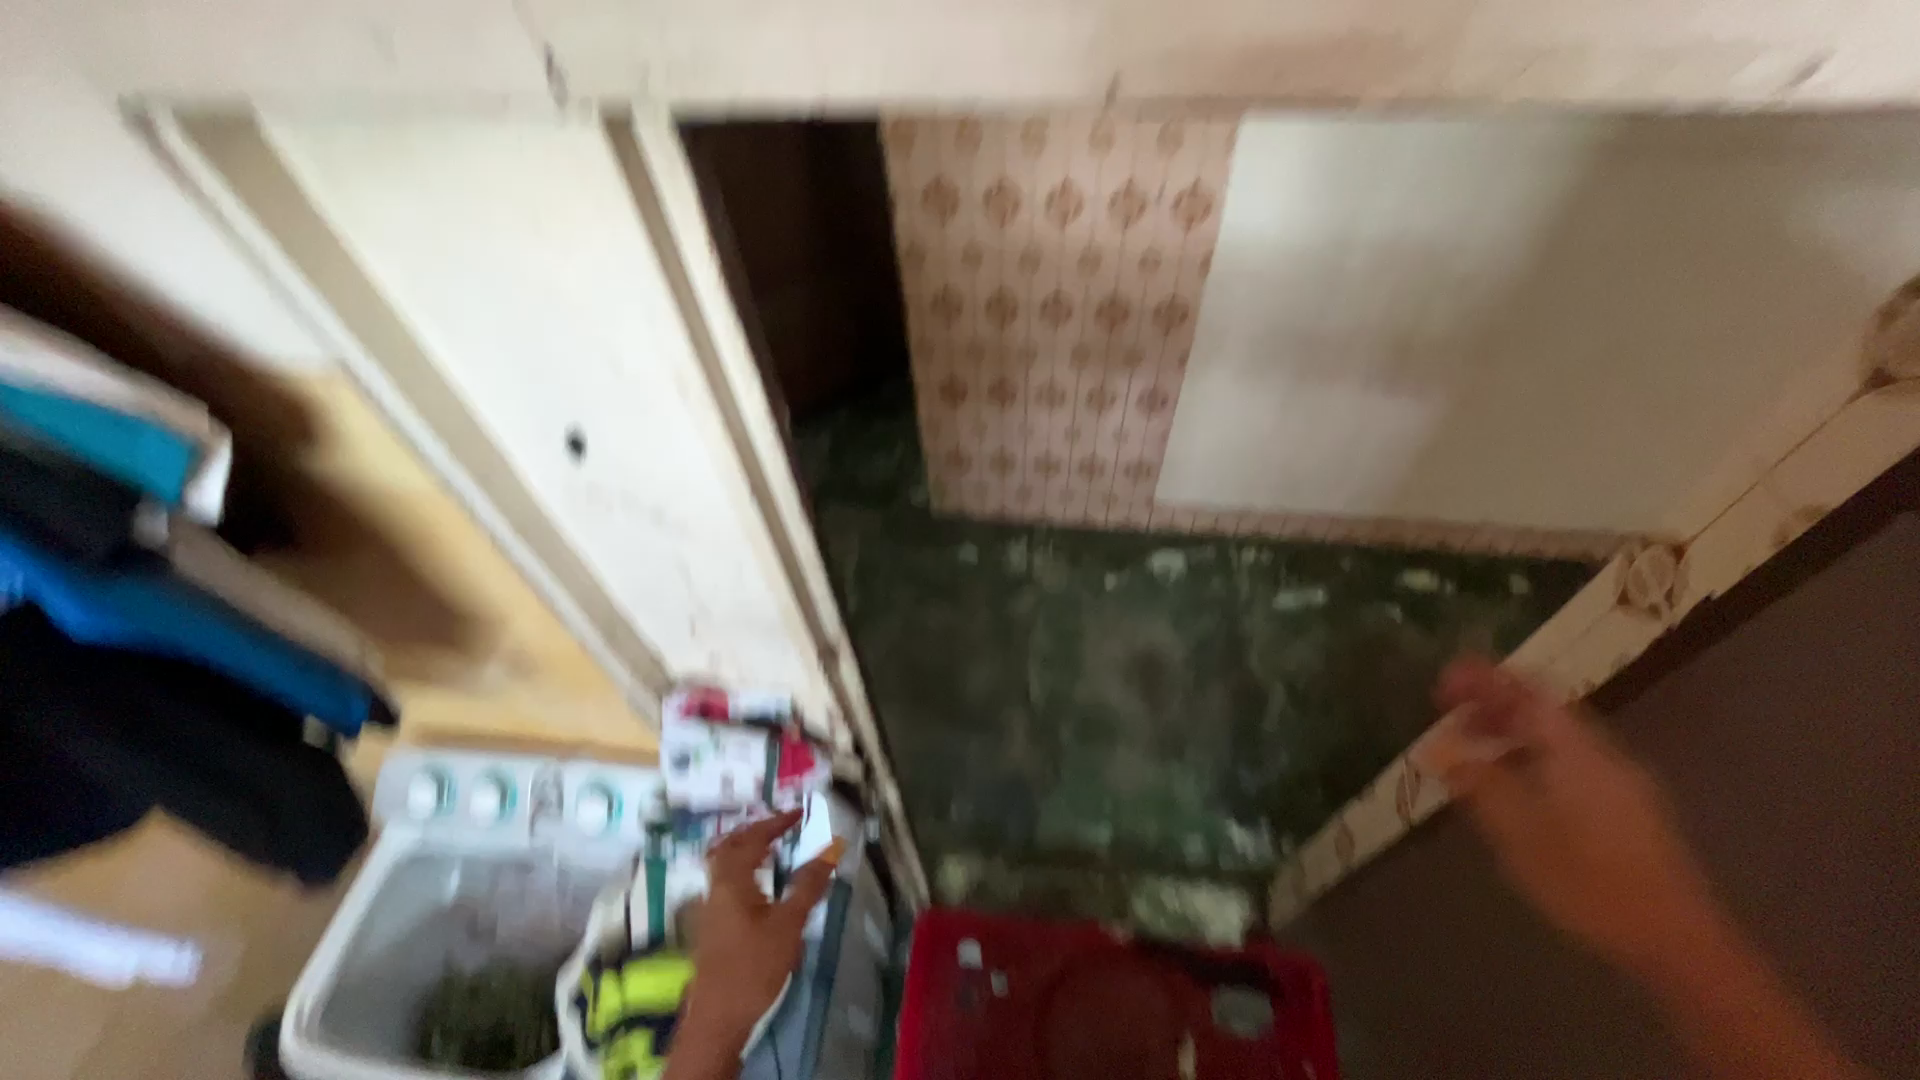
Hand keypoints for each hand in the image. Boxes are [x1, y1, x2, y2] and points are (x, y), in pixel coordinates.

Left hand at [679, 811, 843, 1048]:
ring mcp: (708, 907)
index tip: (799, 813)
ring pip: (723, 865)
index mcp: (732, 879)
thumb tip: (833, 846)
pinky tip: (759, 884)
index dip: (776, 822)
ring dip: (746, 849)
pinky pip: (724, 881)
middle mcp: (715, 886)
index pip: (753, 838)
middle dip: (754, 831)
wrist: (718, 1018)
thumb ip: (809, 883)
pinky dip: (742, 869)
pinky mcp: (710, 925)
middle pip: (728, 846)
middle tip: (781, 826)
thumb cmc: (755, 966)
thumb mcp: (789, 923)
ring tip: (772, 848)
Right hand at [1424, 656, 1729, 977]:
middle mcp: (1602, 756)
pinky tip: (1511, 781)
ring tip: (1471, 744)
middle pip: (1544, 710)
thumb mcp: (1517, 831)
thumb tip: (1447, 753)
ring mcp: (1620, 783)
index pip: (1526, 692)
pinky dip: (1531, 754)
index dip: (1483, 678)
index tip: (1442, 678)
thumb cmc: (1587, 880)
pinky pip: (1569, 761)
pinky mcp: (1627, 810)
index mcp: (1575, 751)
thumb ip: (1480, 783)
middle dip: (1493, 703)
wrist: (1676, 942)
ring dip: (1511, 730)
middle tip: (1448, 711)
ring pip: (1557, 737)